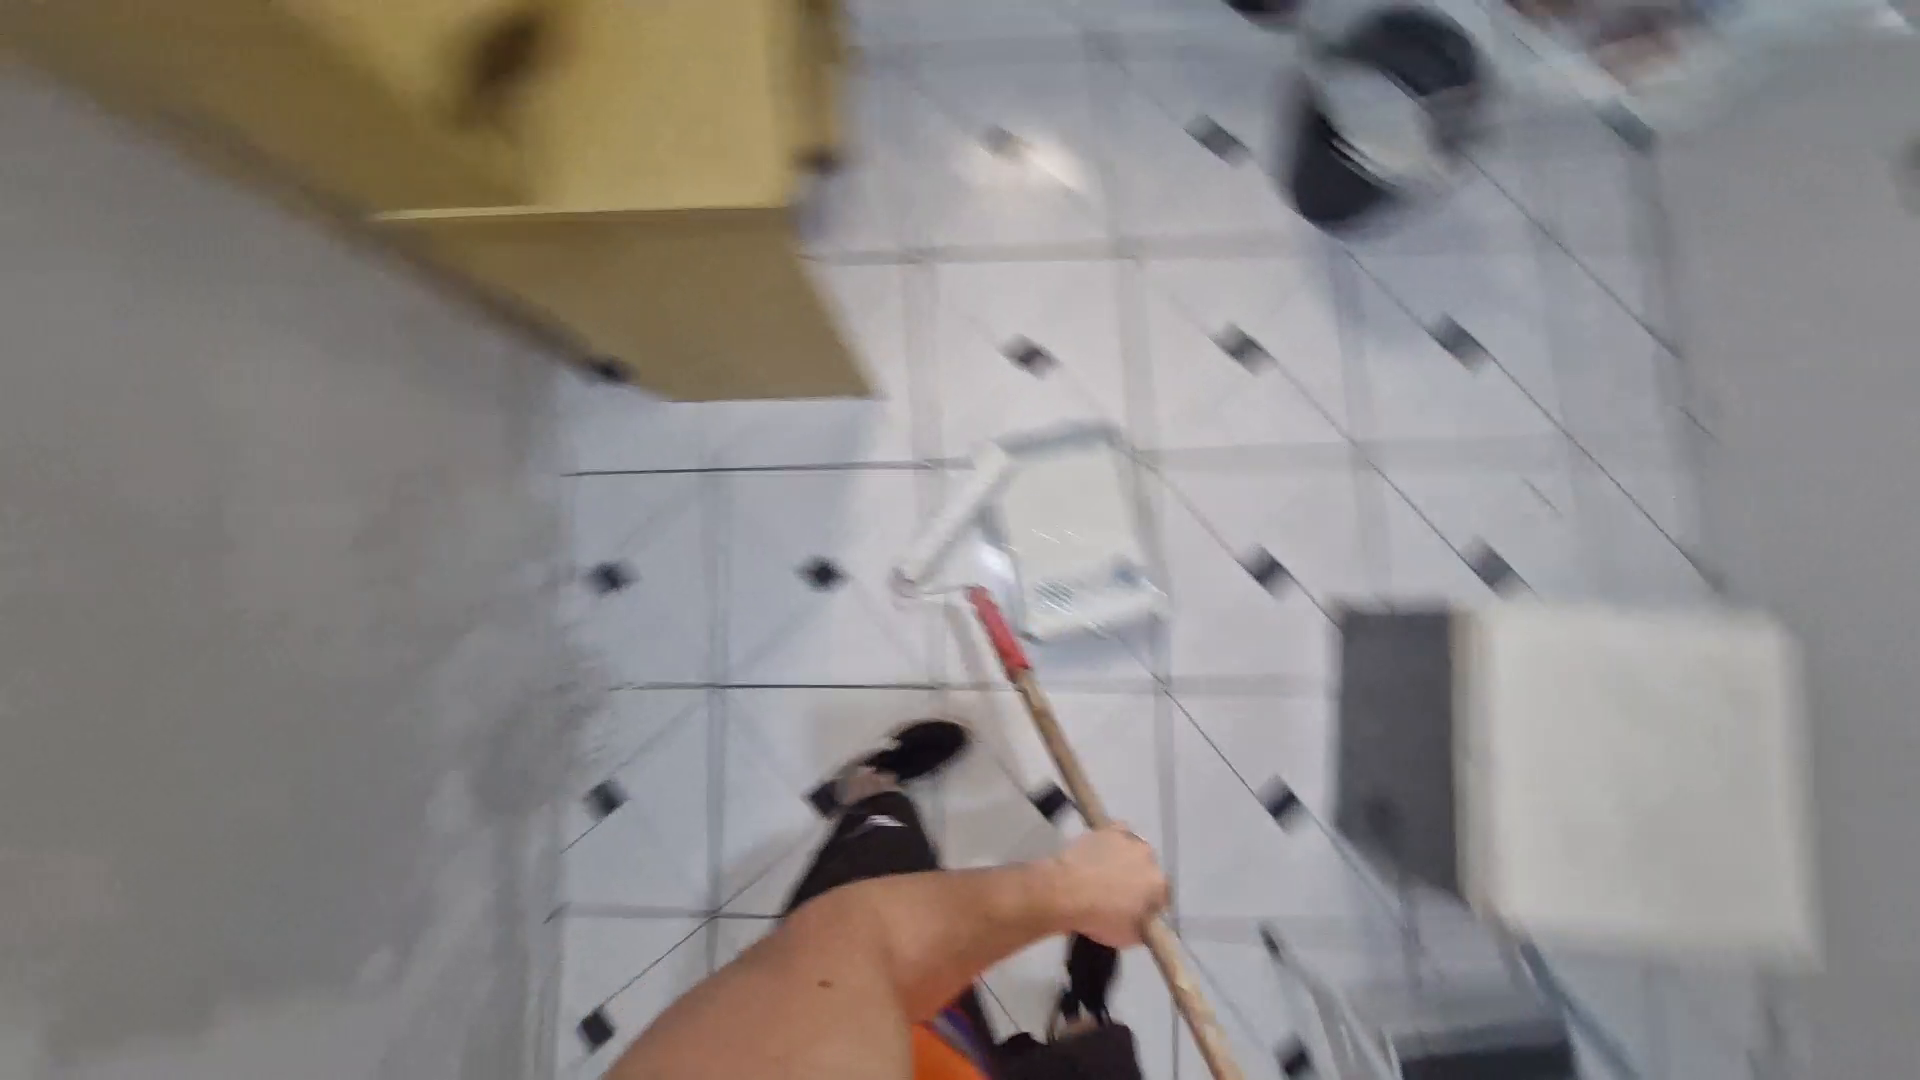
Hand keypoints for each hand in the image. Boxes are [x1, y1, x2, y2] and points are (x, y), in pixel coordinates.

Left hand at [1046, 826, 1167, 947]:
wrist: (1065, 889)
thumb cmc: (1098, 917)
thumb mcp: (1129, 936)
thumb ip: (1145, 925)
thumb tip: (1146, 918)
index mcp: (1158, 883)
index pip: (1162, 895)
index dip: (1150, 904)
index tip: (1138, 910)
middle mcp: (1148, 856)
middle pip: (1149, 869)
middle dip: (1139, 879)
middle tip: (1120, 891)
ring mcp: (1128, 838)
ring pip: (1134, 851)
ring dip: (1127, 859)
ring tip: (1106, 872)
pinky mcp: (1108, 828)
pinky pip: (1117, 834)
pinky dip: (1113, 842)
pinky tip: (1101, 853)